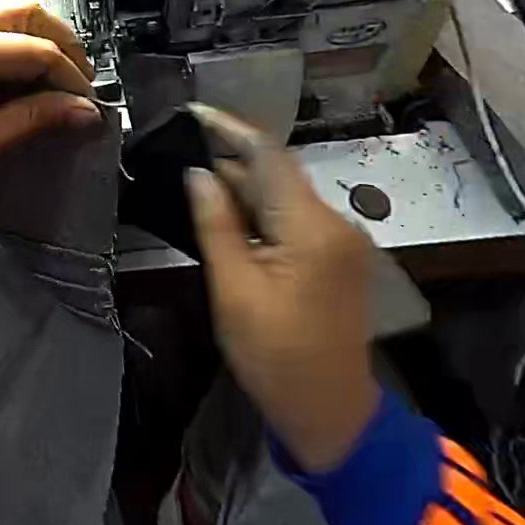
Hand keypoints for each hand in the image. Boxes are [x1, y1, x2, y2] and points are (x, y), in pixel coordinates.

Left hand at [0, 5, 99, 240]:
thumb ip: (37, 118)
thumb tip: (88, 110)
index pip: (33, 48)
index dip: (69, 75)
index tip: (90, 106)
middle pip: (24, 16)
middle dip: (61, 47)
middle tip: (81, 87)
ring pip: (9, 26)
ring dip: (41, 51)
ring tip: (62, 90)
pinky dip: (18, 61)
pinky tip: (31, 89)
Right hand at [184, 104, 379, 472]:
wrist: (332, 412)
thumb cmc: (275, 358)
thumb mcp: (234, 290)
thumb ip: (216, 224)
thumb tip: (197, 173)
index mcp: (311, 227)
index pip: (268, 156)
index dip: (229, 128)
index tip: (193, 112)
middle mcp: (334, 220)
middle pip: (277, 173)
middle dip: (231, 162)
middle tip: (183, 153)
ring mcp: (341, 235)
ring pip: (284, 193)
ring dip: (244, 187)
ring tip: (198, 183)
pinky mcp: (338, 251)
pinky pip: (294, 215)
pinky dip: (262, 211)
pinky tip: (231, 216)